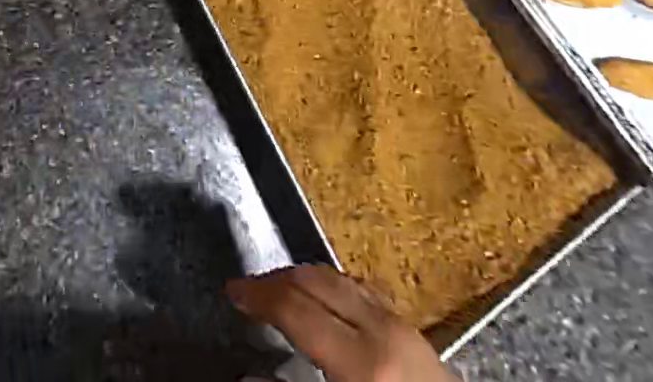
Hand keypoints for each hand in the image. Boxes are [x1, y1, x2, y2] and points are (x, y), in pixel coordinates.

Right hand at [228, 266, 455, 381]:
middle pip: (316, 281)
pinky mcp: (419, 337)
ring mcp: (405, 329)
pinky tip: (326, 304)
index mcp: (362, 362)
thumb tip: (250, 378)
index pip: (295, 305)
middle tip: (250, 291)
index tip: (233, 292)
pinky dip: (334, 289)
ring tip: (280, 293)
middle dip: (277, 280)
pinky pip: (365, 293)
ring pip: (341, 280)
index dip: (257, 294)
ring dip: (303, 280)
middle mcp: (383, 332)